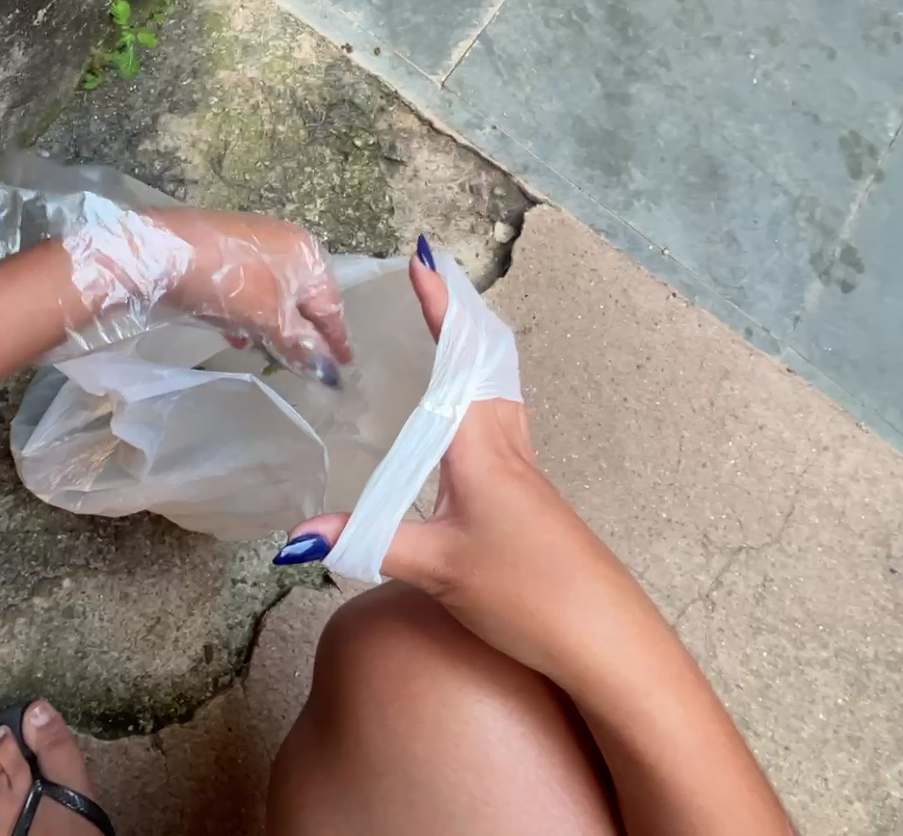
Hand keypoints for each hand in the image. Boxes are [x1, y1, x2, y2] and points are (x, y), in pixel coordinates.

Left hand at [60, 205, 350, 383]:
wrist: (164, 252)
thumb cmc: (230, 286)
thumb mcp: (271, 322)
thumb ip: (302, 347)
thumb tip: (331, 375)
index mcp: (309, 256)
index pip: (331, 306)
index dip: (336, 339)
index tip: (345, 365)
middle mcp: (286, 244)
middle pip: (302, 299)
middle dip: (301, 333)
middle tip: (302, 365)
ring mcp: (253, 242)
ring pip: (272, 295)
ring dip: (271, 326)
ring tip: (264, 353)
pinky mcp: (223, 248)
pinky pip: (247, 288)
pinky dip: (247, 313)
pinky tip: (234, 335)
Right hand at [285, 256, 649, 686]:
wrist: (611, 643)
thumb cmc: (527, 592)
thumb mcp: (435, 567)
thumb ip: (363, 542)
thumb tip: (291, 538)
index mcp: (480, 444)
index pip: (457, 358)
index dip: (439, 306)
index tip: (421, 259)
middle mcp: (506, 442)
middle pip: (487, 358)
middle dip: (457, 313)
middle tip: (429, 280)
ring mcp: (523, 467)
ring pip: (497, 386)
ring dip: (472, 347)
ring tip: (443, 329)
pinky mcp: (528, 492)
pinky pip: (500, 417)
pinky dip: (478, 389)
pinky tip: (460, 414)